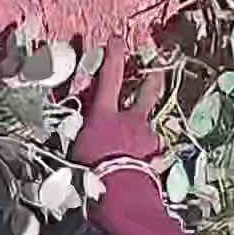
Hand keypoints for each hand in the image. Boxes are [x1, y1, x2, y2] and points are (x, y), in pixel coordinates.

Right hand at [72, 39, 167, 165]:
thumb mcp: (77, 152)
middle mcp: (131, 121)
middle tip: (156, 70)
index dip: (113, 56)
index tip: (117, 39)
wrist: (121, 195)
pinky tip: (143, 166)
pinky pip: (153, 154)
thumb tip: (80, 140)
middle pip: (146, 92)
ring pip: (148, 126)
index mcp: (105, 116)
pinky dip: (148, 157)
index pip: (110, 77)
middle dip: (151, 79)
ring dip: (143, 130)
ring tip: (137, 143)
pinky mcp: (157, 158)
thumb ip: (83, 140)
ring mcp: (147, 138)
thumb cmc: (91, 173)